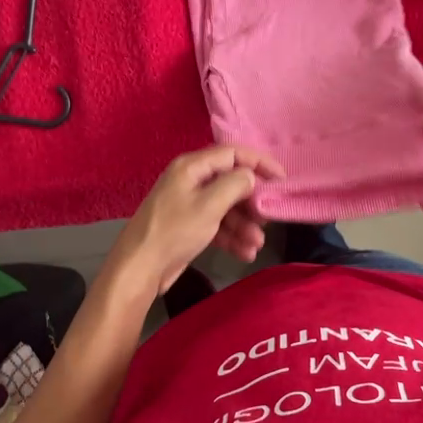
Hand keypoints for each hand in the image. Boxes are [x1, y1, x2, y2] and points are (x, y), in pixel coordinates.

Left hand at [104, 145, 283, 293]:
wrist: (140, 268)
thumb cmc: (174, 231)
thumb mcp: (209, 206)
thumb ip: (234, 185)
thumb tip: (250, 175)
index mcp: (191, 167)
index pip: (232, 154)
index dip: (258, 163)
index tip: (281, 178)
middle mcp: (191, 181)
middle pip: (230, 183)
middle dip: (251, 202)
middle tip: (268, 219)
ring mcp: (189, 206)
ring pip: (226, 208)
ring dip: (244, 225)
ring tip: (257, 244)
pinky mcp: (189, 228)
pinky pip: (217, 226)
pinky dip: (232, 237)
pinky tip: (246, 253)